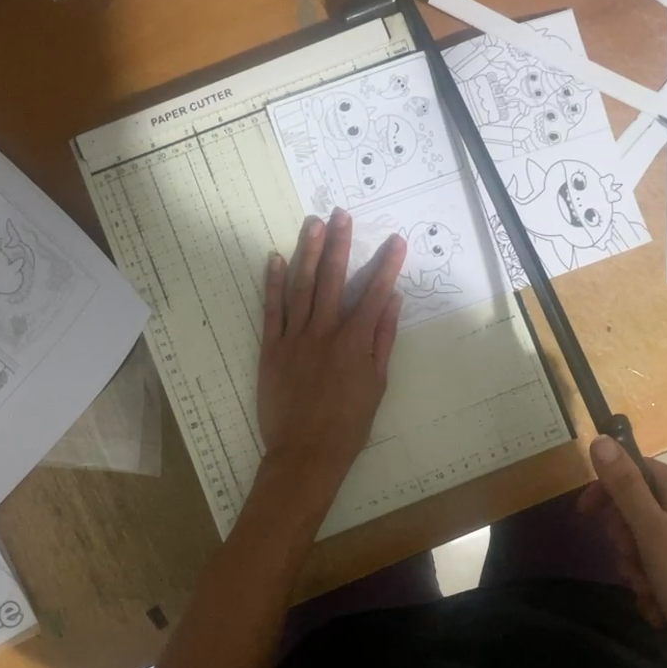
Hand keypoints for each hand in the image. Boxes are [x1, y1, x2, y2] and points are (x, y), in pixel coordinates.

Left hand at [257, 210, 404, 485]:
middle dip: (340, 243)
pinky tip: (275, 257)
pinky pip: (271, 309)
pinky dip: (273, 282)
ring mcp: (294, 337)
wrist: (305, 454)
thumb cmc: (348, 425)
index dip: (387, 264)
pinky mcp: (271, 348)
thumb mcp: (377, 384)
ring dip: (308, 252)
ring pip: (301, 285)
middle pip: (333, 278)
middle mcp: (325, 331)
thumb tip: (392, 300)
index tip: (395, 239)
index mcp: (355, 341)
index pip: (374, 293)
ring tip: (312, 222)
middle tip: (341, 213)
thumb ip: (383, 339)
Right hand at [579, 436, 666, 667]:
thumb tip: (601, 438)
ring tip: (649, 598)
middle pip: (645, 507)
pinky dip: (664, 582)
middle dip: (628, 540)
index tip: (586, 519)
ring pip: (659, 539)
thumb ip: (626, 487)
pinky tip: (664, 609)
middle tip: (630, 569)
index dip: (605, 491)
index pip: (634, 470)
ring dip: (643, 568)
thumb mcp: (654, 536)